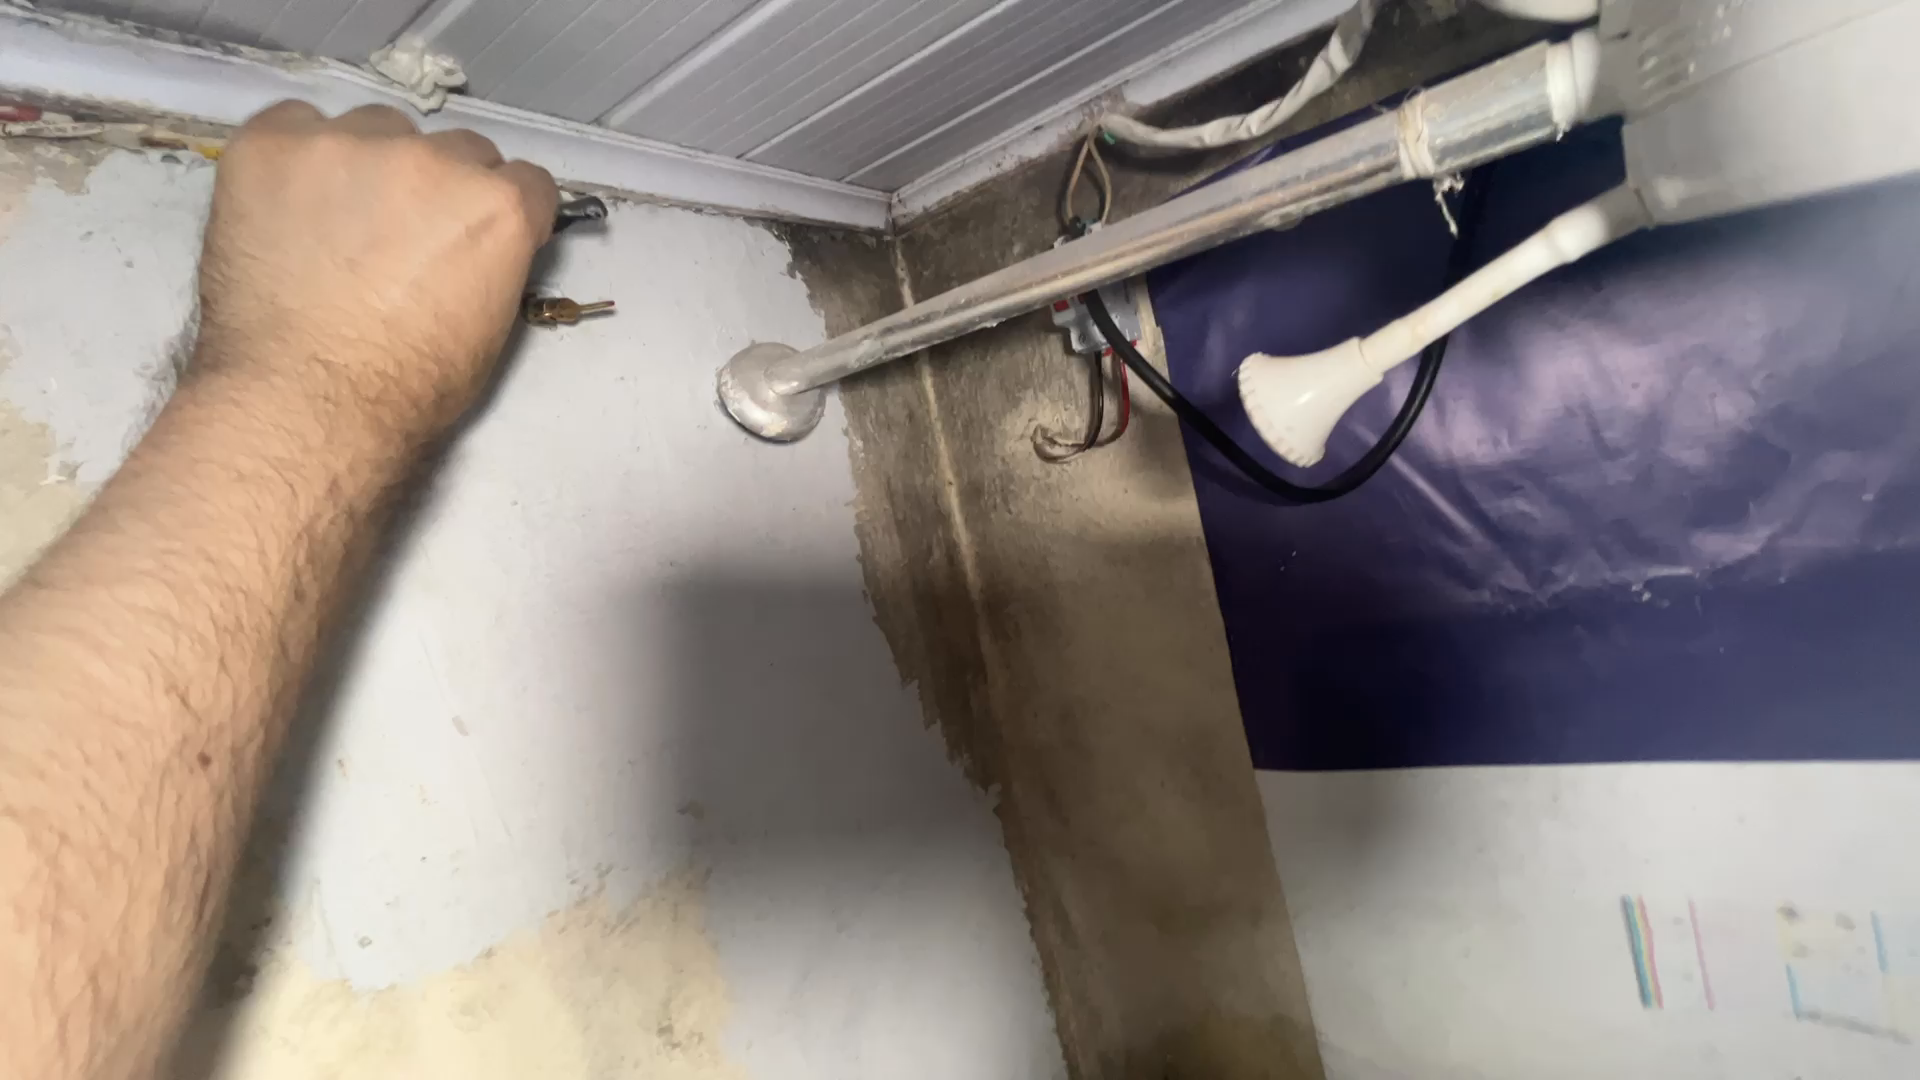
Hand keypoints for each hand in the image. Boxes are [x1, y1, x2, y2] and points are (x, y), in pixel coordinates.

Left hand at [194, 101, 558, 445]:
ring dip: (384, 162)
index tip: (495, 234)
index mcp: (501, 210)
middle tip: (426, 230)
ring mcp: (347, 144)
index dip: (517, 211)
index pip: (531, 182)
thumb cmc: (420, 378)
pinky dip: (310, 155)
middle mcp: (435, 161)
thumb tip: (481, 243)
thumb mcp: (495, 322)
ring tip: (356, 215)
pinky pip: (302, 122)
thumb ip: (498, 261)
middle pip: (465, 147)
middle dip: (456, 184)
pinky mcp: (270, 143)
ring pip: (384, 128)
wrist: (313, 392)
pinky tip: (303, 203)